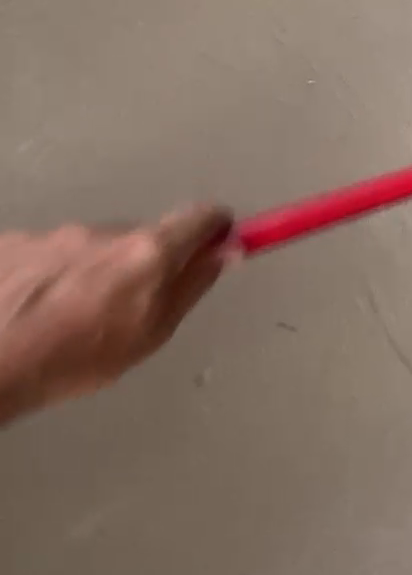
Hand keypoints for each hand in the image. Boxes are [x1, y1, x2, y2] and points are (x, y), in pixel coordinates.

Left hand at [0, 205, 234, 424]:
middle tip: (123, 301)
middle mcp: (102, 232)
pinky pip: (43, 253)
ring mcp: (47, 237)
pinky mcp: (3, 246)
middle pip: (142, 234)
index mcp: (149, 250)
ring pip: (89, 245)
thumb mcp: (153, 332)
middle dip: (143, 259)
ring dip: (89, 267)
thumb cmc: (71, 360)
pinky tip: (26, 306)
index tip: (213, 249)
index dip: (215, 230)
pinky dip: (45, 273)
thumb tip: (226, 251)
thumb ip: (193, 284)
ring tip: (62, 311)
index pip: (206, 215)